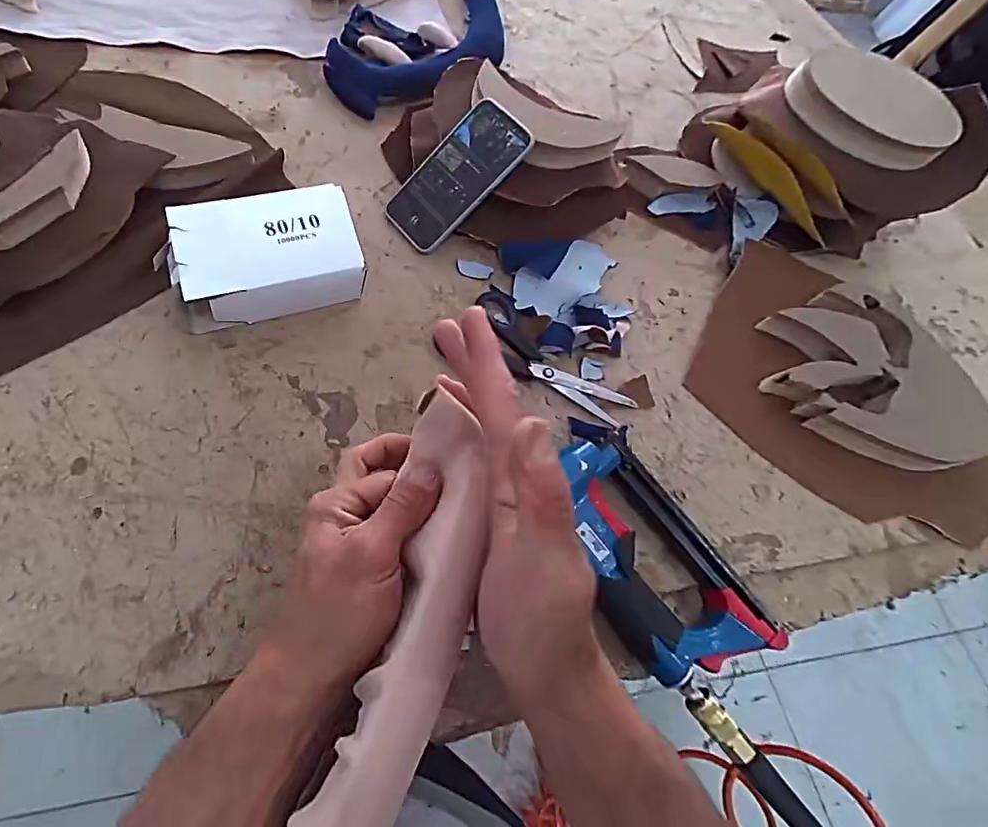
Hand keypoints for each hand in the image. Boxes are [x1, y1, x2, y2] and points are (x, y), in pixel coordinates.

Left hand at [259, 433, 442, 687]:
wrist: (312, 684)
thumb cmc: (337, 616)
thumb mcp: (371, 554)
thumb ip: (401, 507)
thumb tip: (431, 463)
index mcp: (336, 503)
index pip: (385, 467)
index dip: (419, 463)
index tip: (460, 465)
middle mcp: (348, 516)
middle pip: (385, 478)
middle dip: (419, 474)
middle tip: (459, 479)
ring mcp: (363, 543)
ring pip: (399, 509)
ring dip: (426, 507)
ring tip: (464, 509)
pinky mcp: (378, 570)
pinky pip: (405, 538)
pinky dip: (426, 533)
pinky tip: (451, 540)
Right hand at [434, 309, 604, 711]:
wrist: (545, 668)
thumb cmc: (540, 615)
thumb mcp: (540, 553)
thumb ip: (539, 490)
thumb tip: (529, 420)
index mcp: (524, 478)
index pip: (502, 408)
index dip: (484, 362)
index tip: (468, 319)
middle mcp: (517, 479)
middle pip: (493, 410)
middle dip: (472, 367)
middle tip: (445, 331)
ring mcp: (505, 500)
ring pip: (483, 433)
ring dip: (465, 396)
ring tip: (443, 367)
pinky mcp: (490, 522)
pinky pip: (473, 465)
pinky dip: (459, 438)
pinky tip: (446, 437)